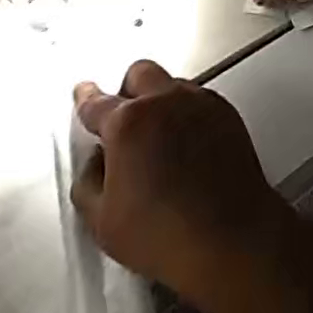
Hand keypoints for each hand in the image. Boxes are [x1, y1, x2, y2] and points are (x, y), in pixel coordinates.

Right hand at [71, 62, 305, 305]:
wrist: (228, 238)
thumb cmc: (163, 234)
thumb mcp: (102, 220)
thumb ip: (88, 181)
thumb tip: (97, 161)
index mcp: (128, 122)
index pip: (97, 102)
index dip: (86, 98)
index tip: (84, 94)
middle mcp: (165, 101)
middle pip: (140, 74)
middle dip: (127, 91)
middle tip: (124, 120)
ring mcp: (200, 103)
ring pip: (173, 84)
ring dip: (160, 100)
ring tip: (158, 137)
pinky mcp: (227, 113)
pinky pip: (199, 100)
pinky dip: (187, 113)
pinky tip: (187, 144)